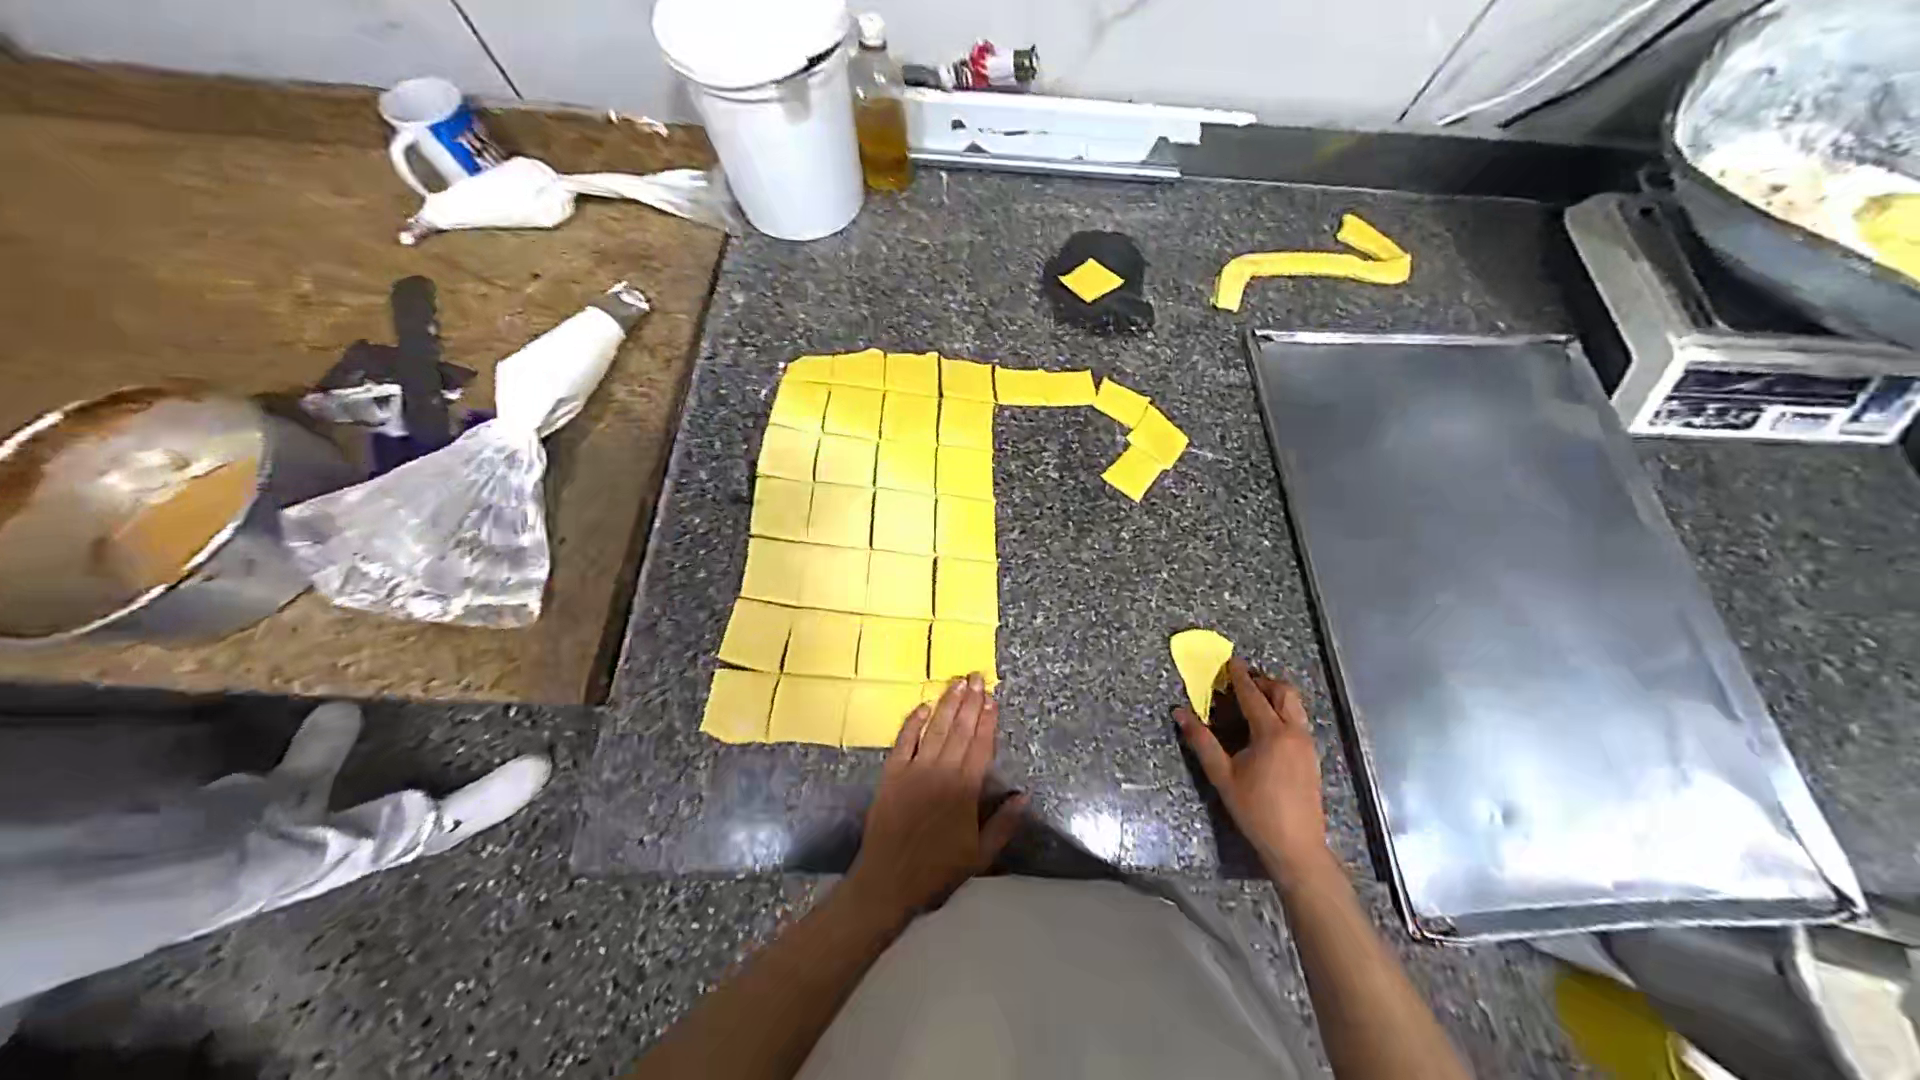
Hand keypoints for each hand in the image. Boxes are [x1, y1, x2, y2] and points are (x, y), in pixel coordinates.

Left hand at [845, 674, 1027, 917]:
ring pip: (935, 729)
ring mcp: (914, 770)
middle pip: (960, 729)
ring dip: (947, 704)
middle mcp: (941, 772)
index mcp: (965, 790)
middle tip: (977, 677)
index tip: (993, 699)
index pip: (981, 746)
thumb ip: (1003, 824)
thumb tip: (1023, 796)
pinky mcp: (892, 773)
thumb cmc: (938, 870)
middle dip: (970, 702)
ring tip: (958, 682)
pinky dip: (913, 722)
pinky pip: (904, 740)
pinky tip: (923, 706)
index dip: (987, 721)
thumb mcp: (980, 856)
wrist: (888, 880)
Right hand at [1177, 658, 1330, 885]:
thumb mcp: (1222, 775)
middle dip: (1264, 681)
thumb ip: (1201, 741)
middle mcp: (1294, 733)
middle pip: (1284, 692)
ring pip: (1295, 706)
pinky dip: (1283, 712)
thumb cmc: (1256, 810)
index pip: (1254, 695)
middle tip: (1242, 680)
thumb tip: (1180, 713)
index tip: (1231, 661)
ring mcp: (1307, 745)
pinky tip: (1266, 727)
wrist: (1297, 846)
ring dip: (1275, 696)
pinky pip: (1298, 721)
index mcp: (1272, 733)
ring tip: (1253, 701)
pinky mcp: (1312, 758)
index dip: (1240, 676)